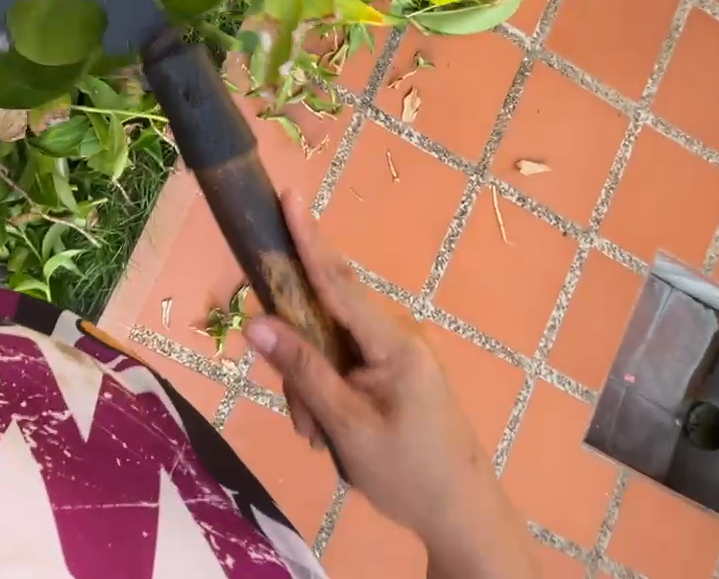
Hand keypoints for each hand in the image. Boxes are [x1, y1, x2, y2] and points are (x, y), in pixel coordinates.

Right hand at [242, 222, 533, 575]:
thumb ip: (300, 369)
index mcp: (393, 343)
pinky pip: (337, 363)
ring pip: (323, 345)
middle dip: (297, 360)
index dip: (309, 237)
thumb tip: (253, 321)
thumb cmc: (410, 474)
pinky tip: (327, 432)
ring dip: (308, 386)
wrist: (465, 523)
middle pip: (320, 318)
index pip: (338, 279)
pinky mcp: (388, 372)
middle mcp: (394, 337)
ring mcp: (392, 354)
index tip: (290, 196)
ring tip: (319, 437)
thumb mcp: (347, 425)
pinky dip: (322, 392)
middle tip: (302, 419)